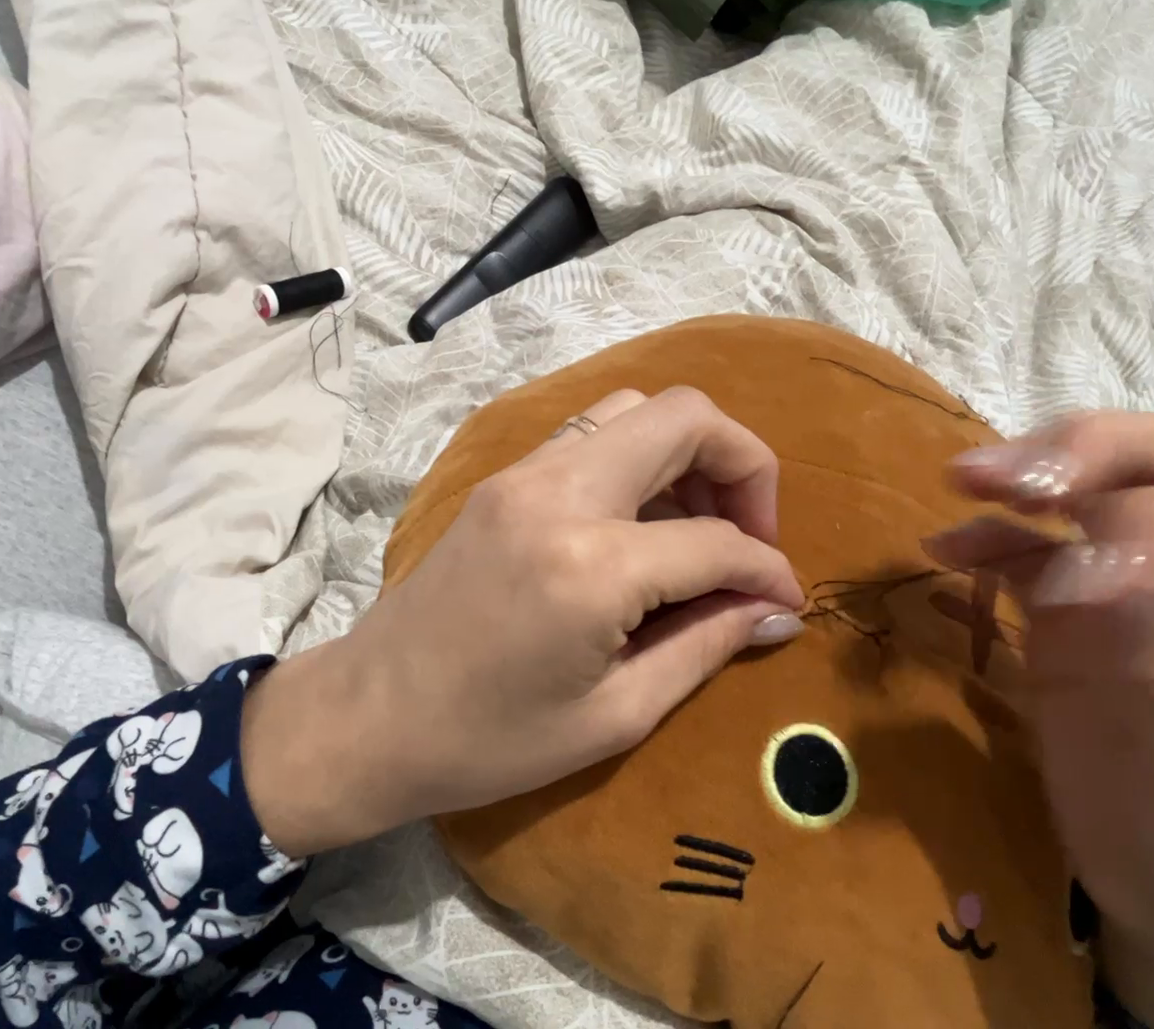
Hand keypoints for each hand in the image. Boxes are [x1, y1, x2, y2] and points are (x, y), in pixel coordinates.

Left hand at [242, 387, 806, 857]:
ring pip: (633, 410)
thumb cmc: (488, 742)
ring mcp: (521, 476)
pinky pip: (589, 437)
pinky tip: (641, 525)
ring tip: (697, 529)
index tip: (785, 601)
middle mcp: (557, 494)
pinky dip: (636, 461)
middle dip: (743, 465)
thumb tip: (775, 610)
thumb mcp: (614, 715)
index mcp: (591, 565)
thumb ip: (705, 646)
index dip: (768, 568)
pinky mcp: (500, 481)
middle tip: (749, 537)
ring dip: (686, 453)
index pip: (716, 539)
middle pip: (684, 417)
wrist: (369, 718)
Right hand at [926, 413, 1153, 1028]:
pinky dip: (990, 544)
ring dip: (1033, 482)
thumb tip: (1083, 565)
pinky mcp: (1086, 625)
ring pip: (1105, 497)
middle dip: (1094, 457)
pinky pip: (1038, 560)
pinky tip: (944, 550)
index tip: (1078, 581)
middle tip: (1000, 476)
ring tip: (962, 486)